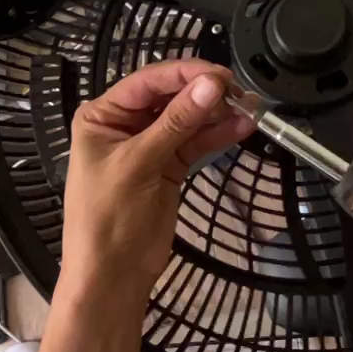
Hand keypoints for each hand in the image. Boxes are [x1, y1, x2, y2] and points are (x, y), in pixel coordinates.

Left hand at [59, 59, 254, 306]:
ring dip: (216, 112)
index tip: (220, 75)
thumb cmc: (108, 217)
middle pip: (170, 96)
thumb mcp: (139, 164)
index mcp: (103, 116)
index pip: (147, 82)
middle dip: (203, 92)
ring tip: (250, 107)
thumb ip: (176, 123)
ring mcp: (150, 145)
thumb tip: (212, 85)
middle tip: (239, 92)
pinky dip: (217, 135)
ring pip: (187, 118)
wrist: (112, 277)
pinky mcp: (170, 166)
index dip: (184, 74)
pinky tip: (241, 127)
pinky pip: (196, 142)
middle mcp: (125, 124)